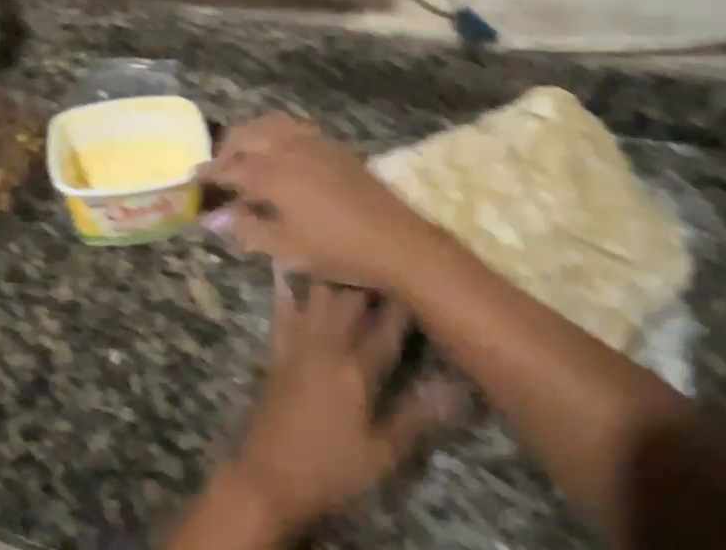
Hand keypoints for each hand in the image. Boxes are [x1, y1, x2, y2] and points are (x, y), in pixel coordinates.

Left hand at [173, 281, 466, 548]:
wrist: (267, 477)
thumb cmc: (331, 470)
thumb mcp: (382, 454)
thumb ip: (418, 417)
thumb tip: (458, 389)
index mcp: (358, 370)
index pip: (388, 327)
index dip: (404, 301)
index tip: (419, 274)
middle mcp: (328, 346)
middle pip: (350, 301)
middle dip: (368, 276)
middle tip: (381, 253)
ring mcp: (298, 346)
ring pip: (317, 297)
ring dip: (332, 274)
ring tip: (343, 248)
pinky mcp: (276, 352)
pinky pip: (281, 312)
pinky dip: (286, 288)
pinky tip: (286, 266)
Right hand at [199, 114, 433, 285]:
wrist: (397, 241)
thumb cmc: (336, 250)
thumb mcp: (284, 247)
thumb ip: (246, 228)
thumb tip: (213, 218)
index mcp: (273, 173)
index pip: (230, 167)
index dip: (209, 173)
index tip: (193, 179)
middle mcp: (289, 148)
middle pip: (247, 135)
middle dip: (227, 148)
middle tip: (218, 169)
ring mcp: (315, 143)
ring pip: (272, 124)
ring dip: (251, 135)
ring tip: (246, 155)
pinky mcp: (335, 147)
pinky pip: (295, 128)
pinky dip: (276, 133)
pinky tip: (280, 154)